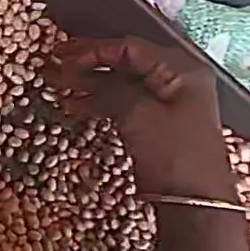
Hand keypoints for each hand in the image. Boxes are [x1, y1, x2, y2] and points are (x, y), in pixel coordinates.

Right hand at [48, 36, 235, 200]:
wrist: (193, 202)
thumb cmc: (173, 153)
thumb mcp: (138, 115)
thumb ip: (111, 90)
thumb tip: (82, 78)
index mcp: (180, 69)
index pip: (130, 48)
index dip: (93, 50)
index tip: (63, 55)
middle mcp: (175, 80)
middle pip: (125, 63)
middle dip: (89, 63)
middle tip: (56, 62)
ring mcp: (166, 103)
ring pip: (121, 84)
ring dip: (89, 83)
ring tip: (59, 84)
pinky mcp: (156, 124)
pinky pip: (123, 103)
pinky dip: (98, 102)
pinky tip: (74, 104)